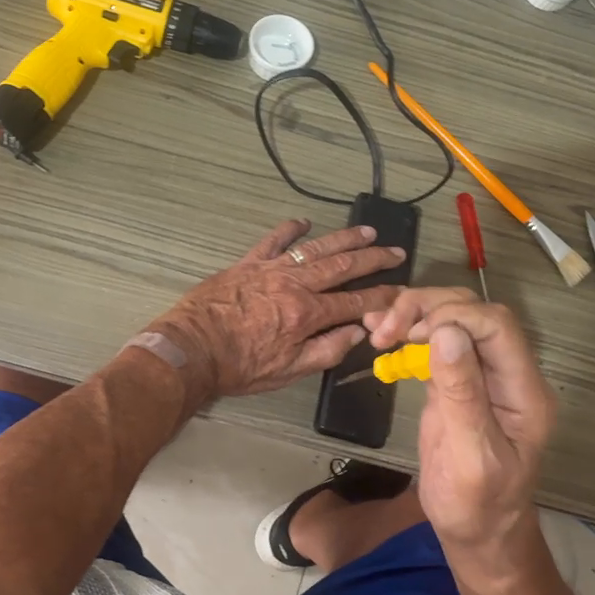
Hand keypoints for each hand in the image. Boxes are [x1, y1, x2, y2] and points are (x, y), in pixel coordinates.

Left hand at [146, 220, 404, 399]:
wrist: (191, 349)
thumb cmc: (239, 367)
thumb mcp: (288, 372)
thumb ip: (326, 351)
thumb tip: (358, 332)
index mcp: (307, 314)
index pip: (355, 302)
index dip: (382, 297)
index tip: (403, 290)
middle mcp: (295, 285)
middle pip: (343, 266)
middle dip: (373, 258)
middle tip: (395, 251)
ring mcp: (271, 269)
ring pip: (316, 248)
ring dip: (344, 238)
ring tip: (367, 232)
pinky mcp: (248, 263)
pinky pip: (274, 240)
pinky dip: (290, 230)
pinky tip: (304, 222)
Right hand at [365, 289, 555, 556]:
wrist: (476, 536)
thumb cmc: (479, 508)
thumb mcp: (471, 458)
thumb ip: (462, 394)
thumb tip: (446, 333)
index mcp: (524, 390)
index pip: (496, 325)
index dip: (454, 316)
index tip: (413, 336)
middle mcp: (506, 373)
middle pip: (471, 310)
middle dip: (427, 309)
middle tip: (386, 331)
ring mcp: (480, 373)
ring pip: (450, 317)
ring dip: (412, 315)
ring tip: (377, 332)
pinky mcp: (454, 379)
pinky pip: (433, 340)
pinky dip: (405, 330)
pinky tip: (376, 333)